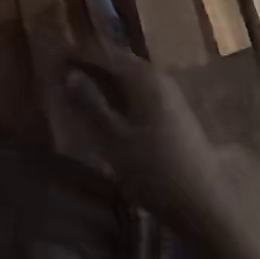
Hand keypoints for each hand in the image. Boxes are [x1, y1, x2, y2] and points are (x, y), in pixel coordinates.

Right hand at [63, 46, 259, 258]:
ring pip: (129, 76)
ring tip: (81, 88)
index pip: (103, 52)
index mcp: (141, 75)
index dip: (76, 53)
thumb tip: (70, 73)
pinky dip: (119, 92)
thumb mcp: (115, 139)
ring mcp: (169, 93)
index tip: (53, 57)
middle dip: (90, 63)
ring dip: (104, 79)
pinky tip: (110, 108)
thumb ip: (91, 103)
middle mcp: (157, 75)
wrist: (206, 206)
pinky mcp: (175, 112)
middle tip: (63, 71)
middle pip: (117, 60)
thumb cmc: (155, 170)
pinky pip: (139, 90)